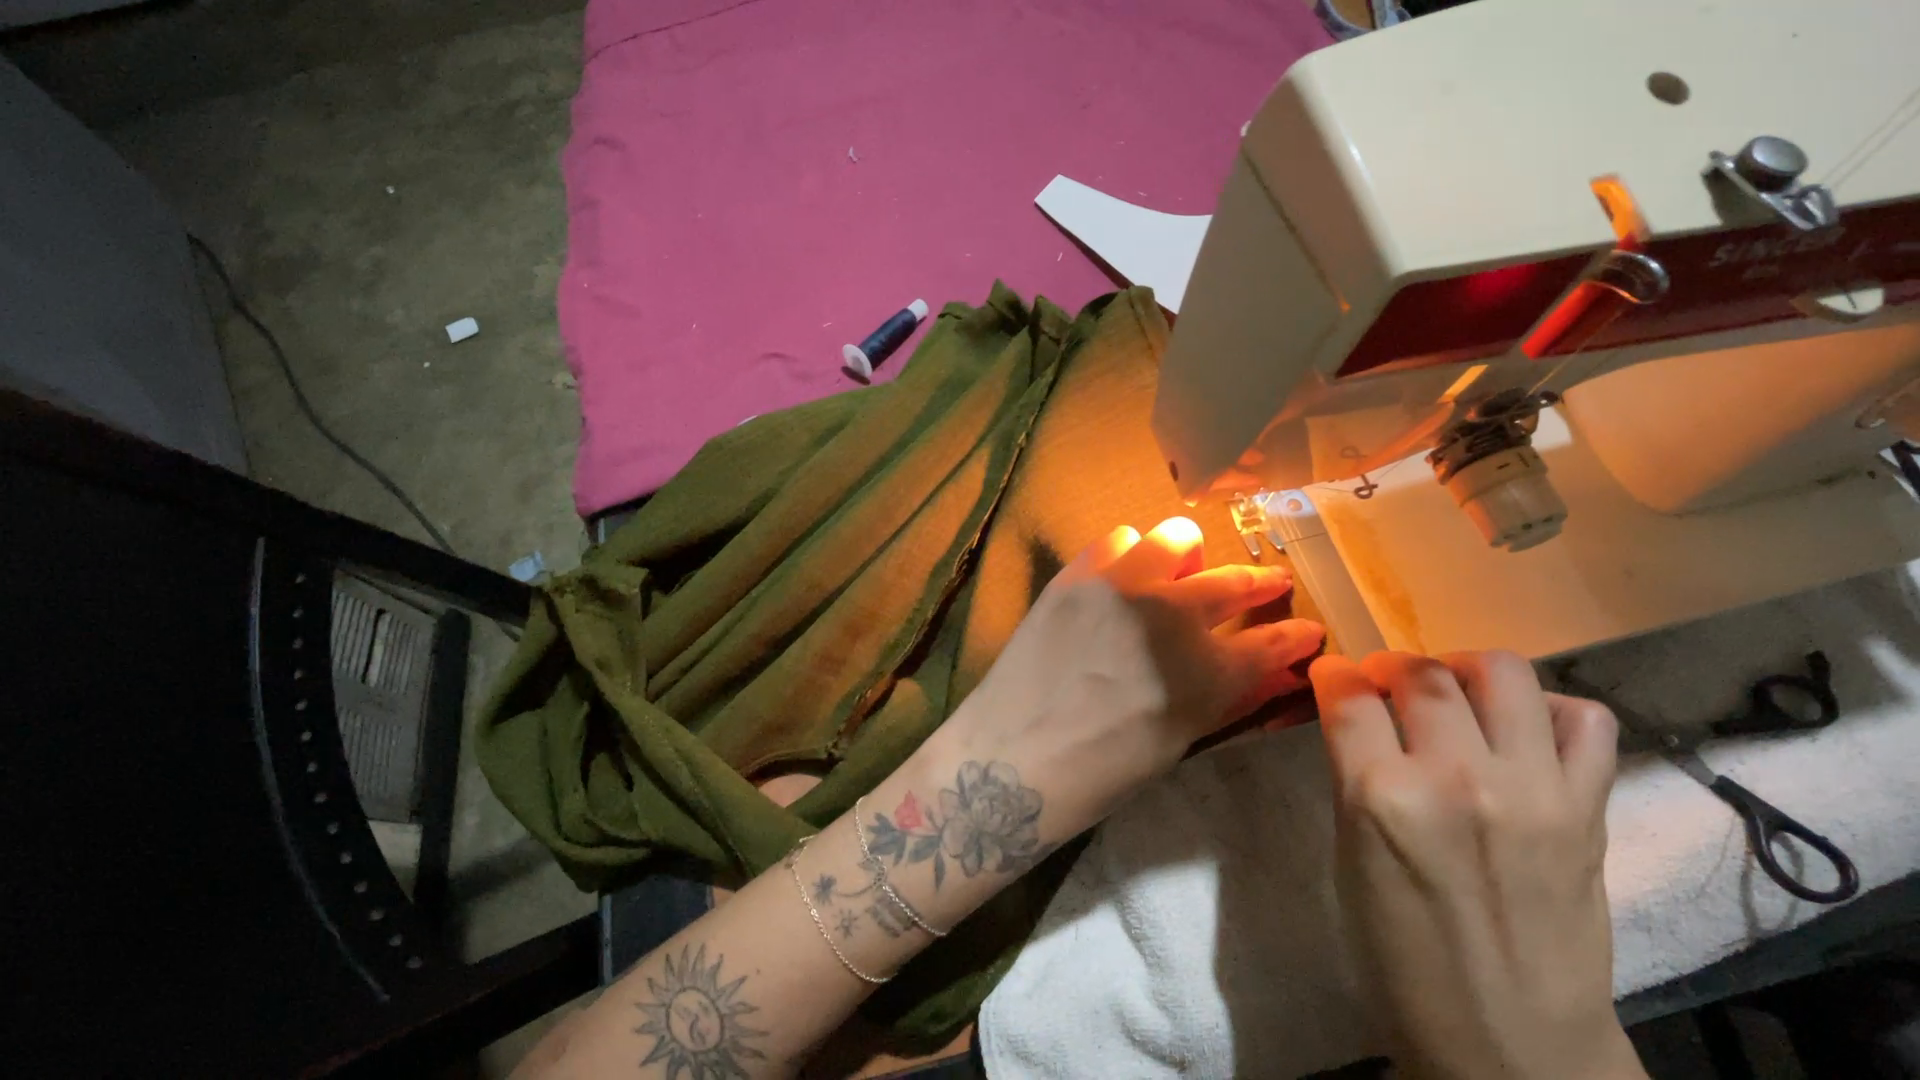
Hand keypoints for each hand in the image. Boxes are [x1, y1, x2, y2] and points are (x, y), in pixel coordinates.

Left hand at [930, 517, 1323, 839]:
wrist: (1010, 759)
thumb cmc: (1100, 773)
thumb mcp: (1178, 742)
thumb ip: (1229, 698)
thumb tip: (1274, 674)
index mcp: (1208, 674)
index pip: (1273, 643)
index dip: (1297, 637)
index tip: (1309, 629)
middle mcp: (1172, 618)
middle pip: (1233, 583)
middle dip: (1262, 582)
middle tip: (1271, 582)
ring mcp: (1121, 588)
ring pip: (1175, 538)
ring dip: (1191, 553)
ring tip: (1187, 566)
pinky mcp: (1076, 576)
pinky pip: (1117, 538)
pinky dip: (1132, 550)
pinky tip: (1129, 569)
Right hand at [1310, 650, 1643, 1079]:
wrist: (1512, 1042)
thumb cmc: (1403, 960)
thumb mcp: (1351, 862)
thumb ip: (1357, 781)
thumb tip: (1355, 720)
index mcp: (1381, 800)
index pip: (1349, 696)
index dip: (1333, 675)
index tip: (1332, 677)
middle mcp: (1457, 779)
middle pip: (1421, 673)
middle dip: (1390, 666)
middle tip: (1384, 683)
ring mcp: (1532, 789)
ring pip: (1503, 672)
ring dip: (1465, 668)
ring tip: (1453, 689)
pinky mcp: (1588, 809)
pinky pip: (1586, 721)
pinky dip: (1551, 708)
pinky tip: (1524, 727)